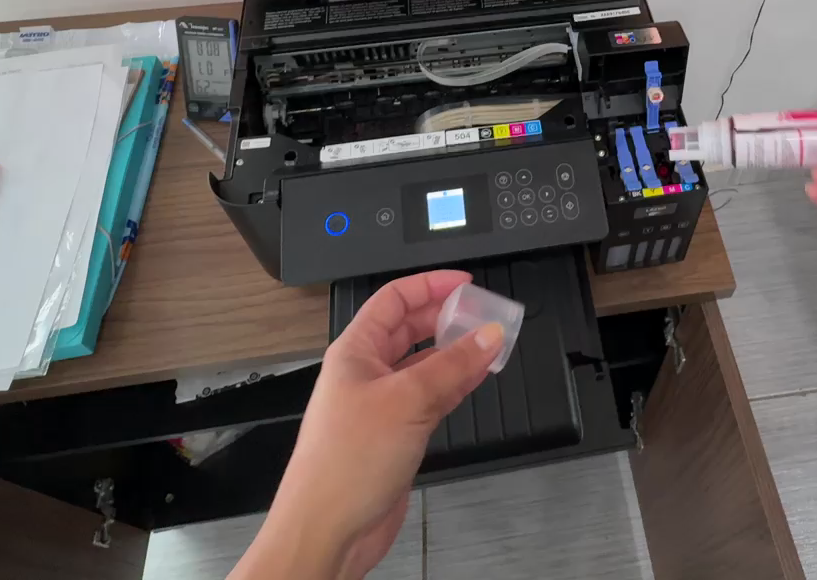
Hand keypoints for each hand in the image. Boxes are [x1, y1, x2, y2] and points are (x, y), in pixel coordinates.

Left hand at [234, 271, 502, 579]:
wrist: (327, 533)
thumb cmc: (342, 465)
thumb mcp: (406, 401)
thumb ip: (452, 365)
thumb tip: (487, 334)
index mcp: (356, 350)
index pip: (395, 299)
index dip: (429, 285)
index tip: (464, 283)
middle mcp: (367, 372)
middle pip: (412, 328)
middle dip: (447, 317)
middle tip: (483, 313)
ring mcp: (382, 403)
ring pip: (425, 362)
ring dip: (457, 351)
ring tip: (490, 342)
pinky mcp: (397, 432)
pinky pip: (432, 394)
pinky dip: (457, 382)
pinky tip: (479, 375)